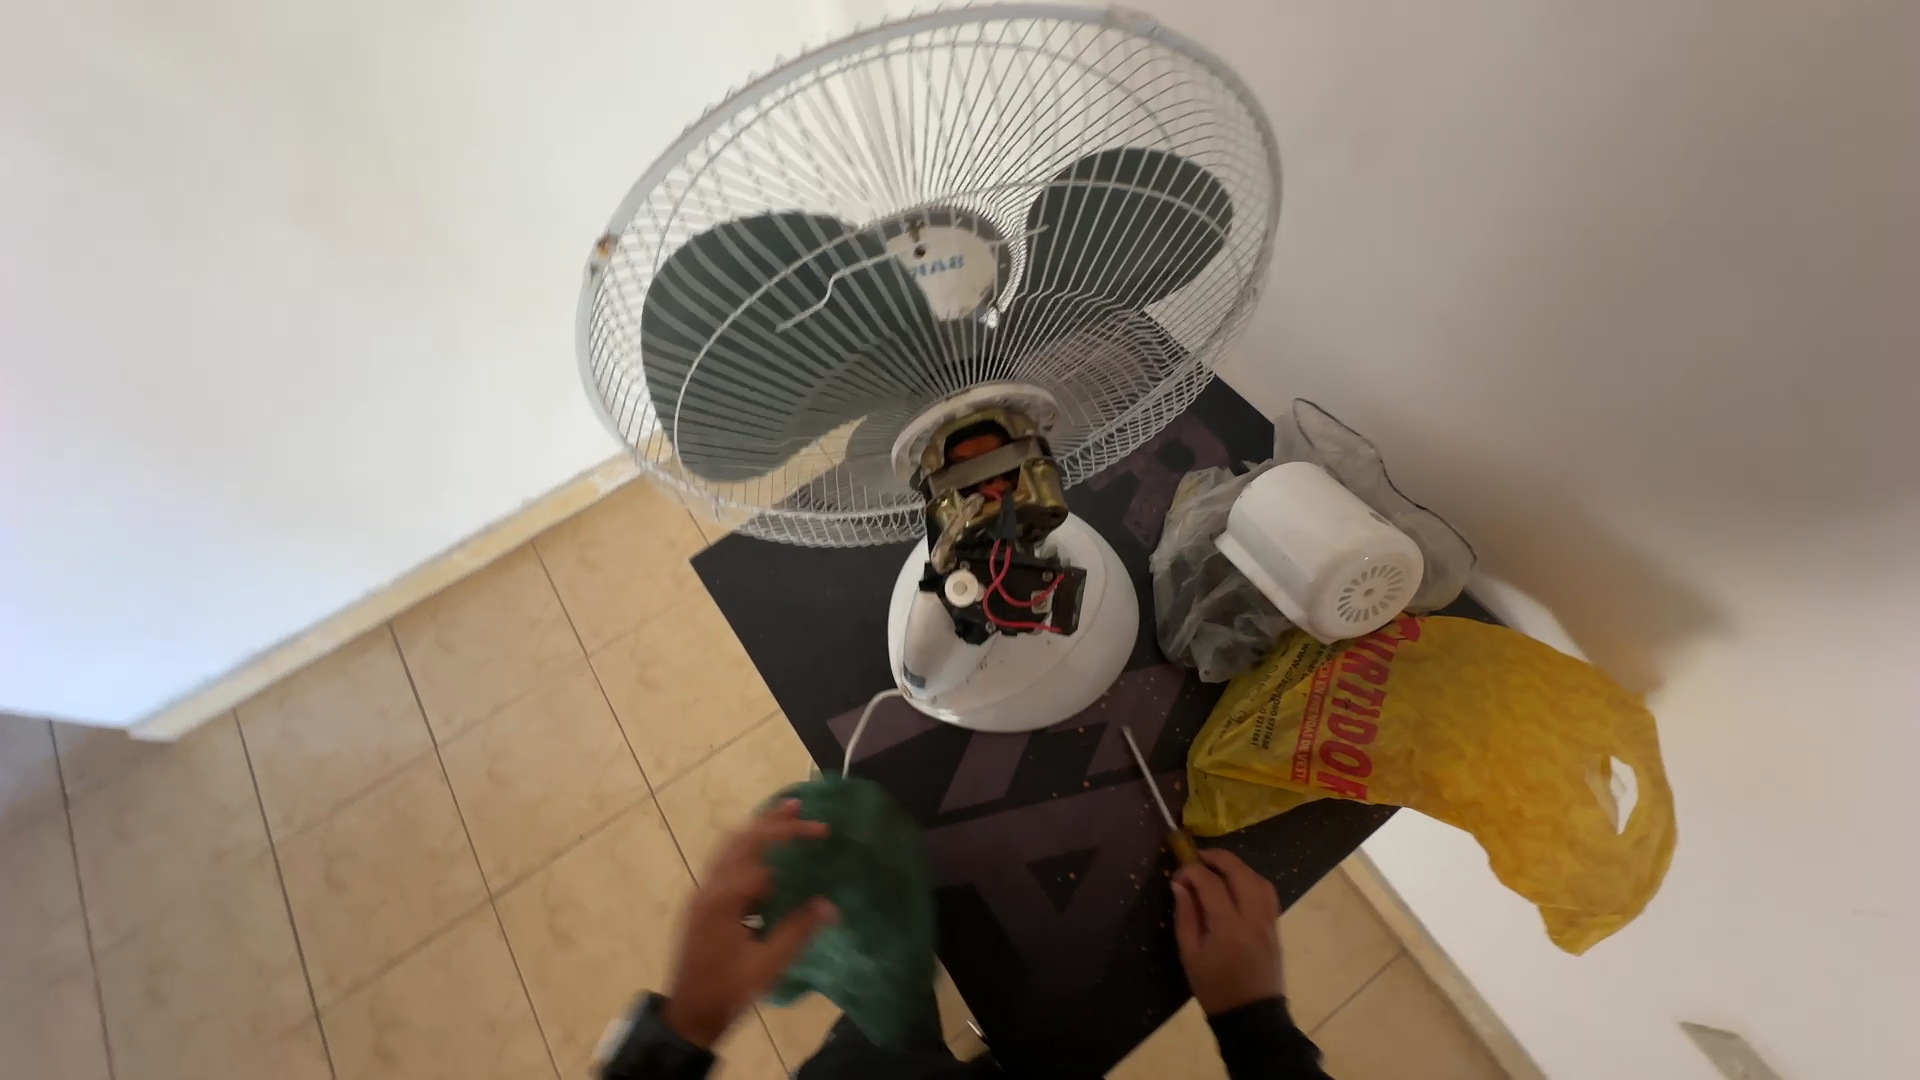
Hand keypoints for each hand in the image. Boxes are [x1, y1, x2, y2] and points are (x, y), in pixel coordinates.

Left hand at [663, 799, 837, 1046]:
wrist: (687, 1017)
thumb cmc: (727, 991)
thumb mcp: (766, 966)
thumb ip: (797, 931)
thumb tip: (830, 904)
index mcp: (724, 898)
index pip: (763, 852)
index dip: (794, 836)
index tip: (823, 832)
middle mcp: (710, 886)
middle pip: (742, 839)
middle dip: (773, 821)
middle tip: (800, 805)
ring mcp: (702, 892)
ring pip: (730, 845)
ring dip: (757, 828)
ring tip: (783, 815)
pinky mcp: (703, 901)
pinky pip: (725, 859)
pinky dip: (746, 845)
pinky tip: (764, 850)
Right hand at [1172, 849, 1283, 1015]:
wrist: (1252, 1018)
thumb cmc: (1214, 988)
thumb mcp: (1189, 953)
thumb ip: (1185, 914)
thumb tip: (1179, 884)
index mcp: (1229, 928)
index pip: (1210, 883)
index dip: (1191, 871)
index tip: (1178, 876)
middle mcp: (1253, 919)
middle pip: (1239, 871)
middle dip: (1216, 858)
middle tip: (1197, 860)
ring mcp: (1268, 922)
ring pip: (1258, 878)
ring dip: (1236, 866)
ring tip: (1216, 869)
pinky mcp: (1276, 927)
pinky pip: (1267, 892)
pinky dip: (1250, 880)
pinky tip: (1234, 886)